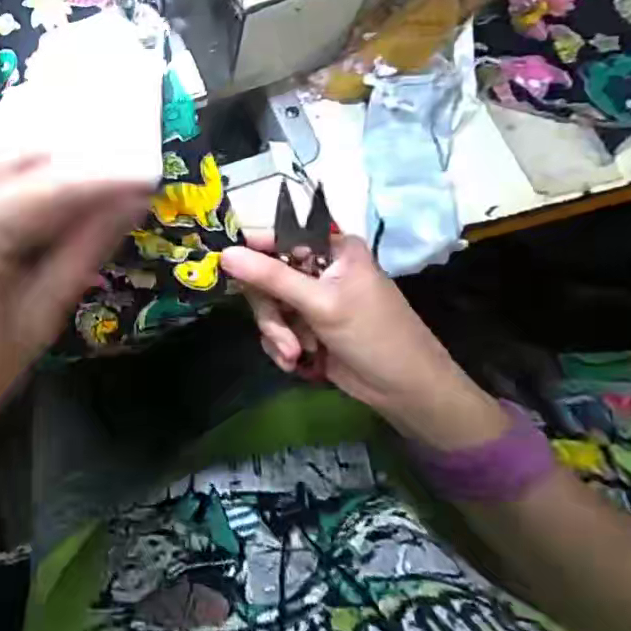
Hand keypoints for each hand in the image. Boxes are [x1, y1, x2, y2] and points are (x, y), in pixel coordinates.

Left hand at [0, 155, 150, 482]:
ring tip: (103, 193)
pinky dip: (25, 186)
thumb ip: (85, 247)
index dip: (112, 176)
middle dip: (83, 168)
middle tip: (132, 183)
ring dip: (55, 174)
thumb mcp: (38, 315)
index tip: (155, 175)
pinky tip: (55, 204)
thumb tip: (133, 200)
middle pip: (31, 160)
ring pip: (9, 164)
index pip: (60, 183)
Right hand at [222, 234, 508, 449]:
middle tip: (283, 337)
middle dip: (271, 312)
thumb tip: (224, 253)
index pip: (277, 238)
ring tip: (296, 356)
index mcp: (331, 249)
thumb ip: (271, 277)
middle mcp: (319, 268)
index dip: (251, 256)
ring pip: (268, 306)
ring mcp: (312, 299)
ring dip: (277, 333)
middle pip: (266, 277)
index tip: (229, 273)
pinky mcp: (308, 327)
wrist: (407, 392)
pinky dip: (282, 346)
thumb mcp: (321, 303)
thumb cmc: (374, 336)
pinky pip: (276, 327)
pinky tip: (297, 363)